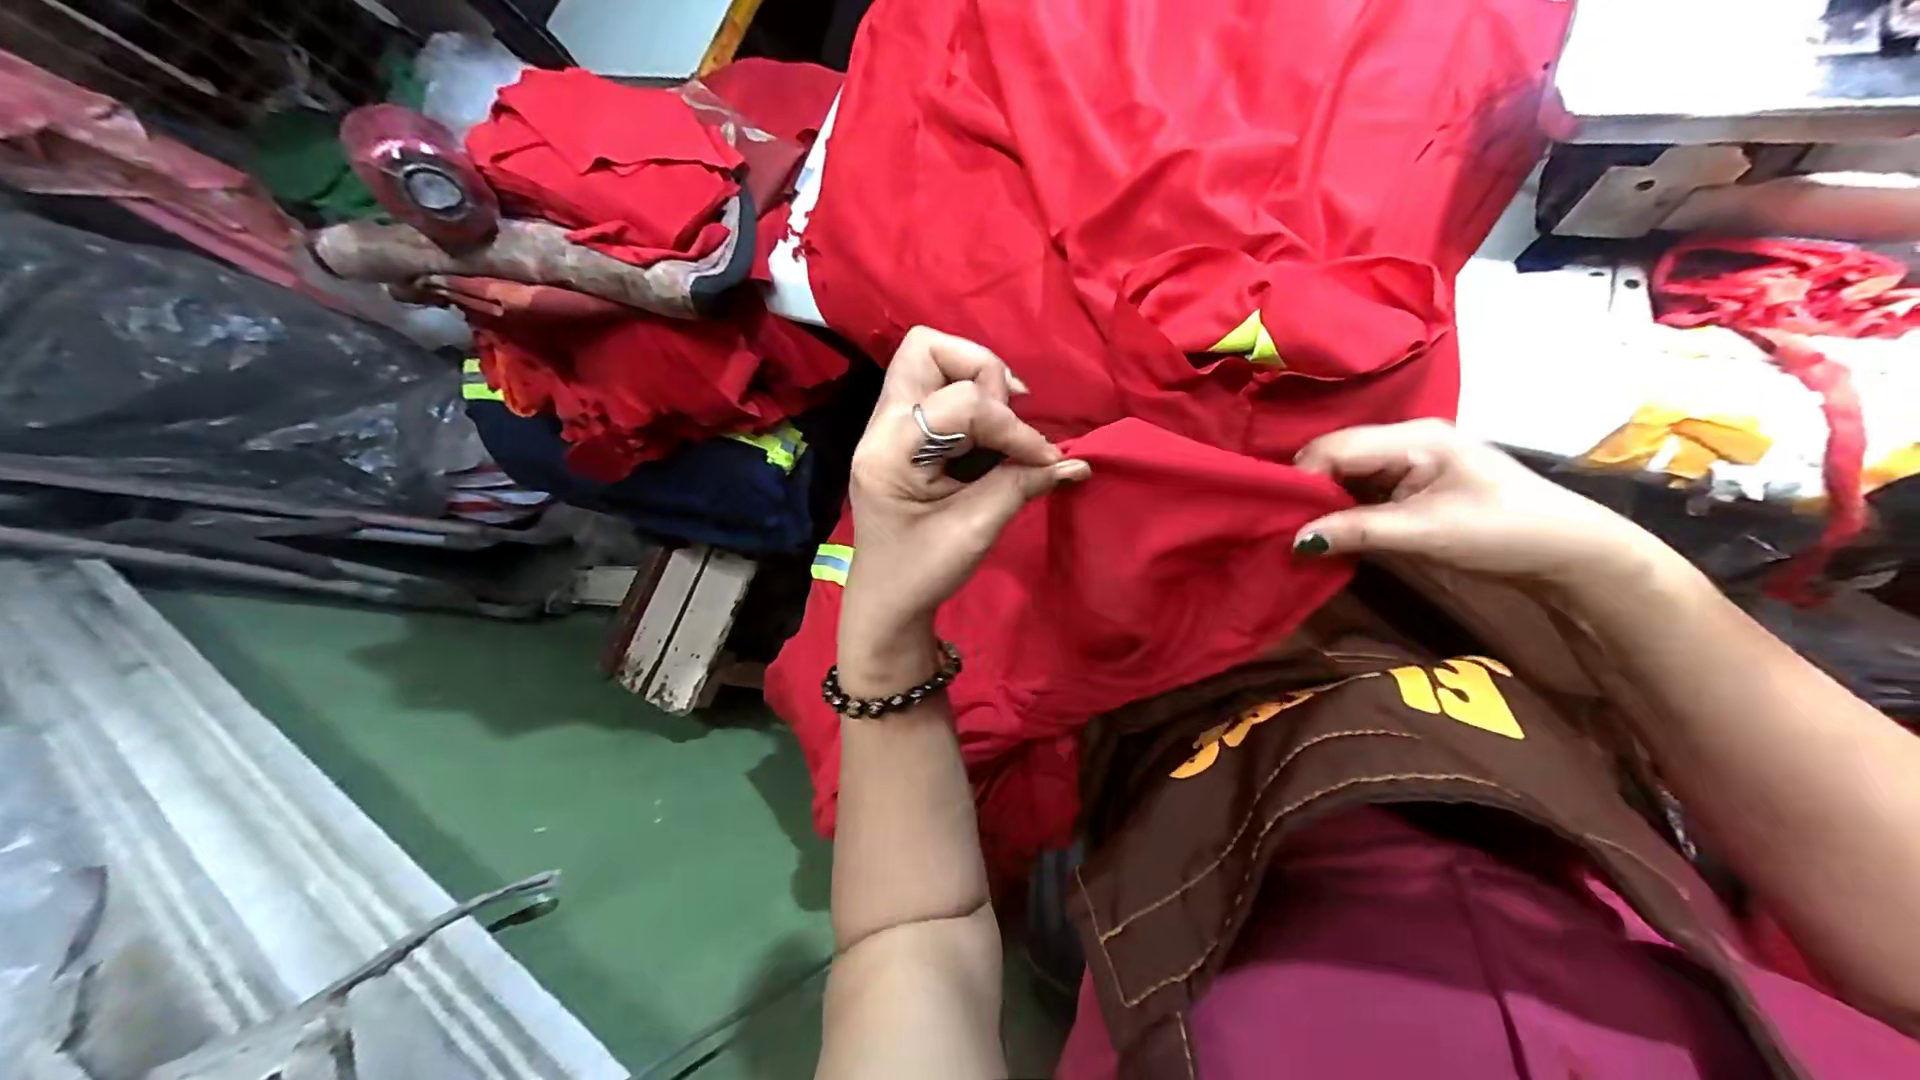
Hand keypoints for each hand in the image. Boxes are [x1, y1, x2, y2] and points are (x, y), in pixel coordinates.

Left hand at [838, 328, 1089, 691]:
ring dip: (977, 380)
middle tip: (1009, 414)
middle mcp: (881, 427)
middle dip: (981, 369)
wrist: (887, 602)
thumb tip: (1075, 462)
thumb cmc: (921, 572)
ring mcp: (887, 428)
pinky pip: (935, 389)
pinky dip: (971, 399)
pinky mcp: (901, 435)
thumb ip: (1021, 485)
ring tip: (1004, 422)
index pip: (960, 402)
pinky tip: (991, 431)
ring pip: (929, 361)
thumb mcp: (975, 530)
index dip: (1011, 426)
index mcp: (888, 451)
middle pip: (926, 349)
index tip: (1041, 458)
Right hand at [1291, 420, 1668, 593]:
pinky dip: (1339, 510)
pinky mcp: (1409, 485)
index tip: (1277, 516)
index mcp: (1415, 437)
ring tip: (1297, 530)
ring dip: (1320, 502)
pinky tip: (1326, 530)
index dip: (1302, 479)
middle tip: (1281, 525)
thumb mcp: (1427, 533)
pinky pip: (1358, 490)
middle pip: (1334, 456)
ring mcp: (1407, 462)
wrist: (1573, 555)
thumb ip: (1357, 531)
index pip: (1336, 447)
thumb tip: (1294, 540)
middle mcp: (1406, 440)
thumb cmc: (1507, 533)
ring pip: (1342, 474)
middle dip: (1306, 490)